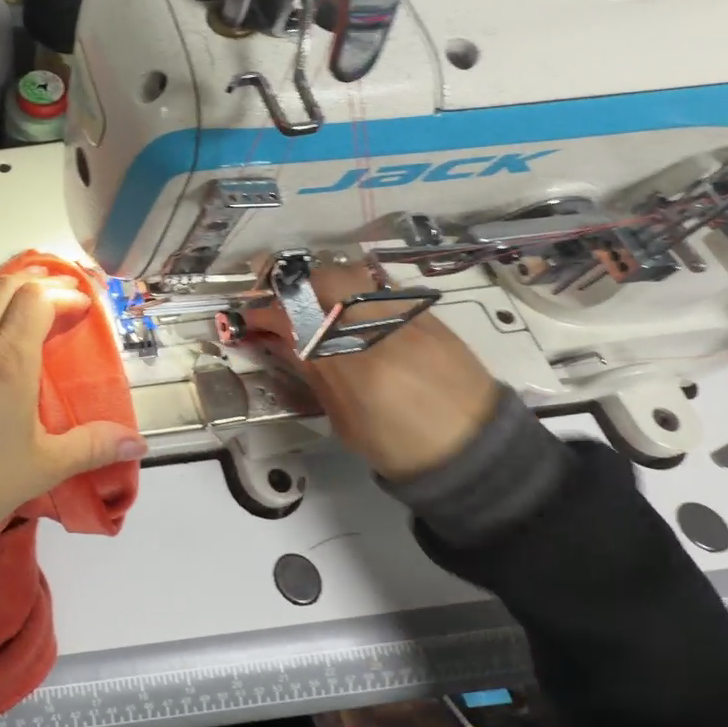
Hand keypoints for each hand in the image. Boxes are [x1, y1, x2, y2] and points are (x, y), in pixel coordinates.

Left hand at [0, 269, 148, 527]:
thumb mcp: (45, 464)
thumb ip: (93, 446)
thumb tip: (139, 443)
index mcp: (12, 358)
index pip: (39, 302)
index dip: (64, 295)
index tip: (82, 304)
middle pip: (8, 287)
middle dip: (37, 282)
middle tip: (58, 289)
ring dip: (3, 285)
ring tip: (21, 289)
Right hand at [247, 261, 498, 479]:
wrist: (478, 452)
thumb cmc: (402, 448)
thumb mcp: (345, 420)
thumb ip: (313, 372)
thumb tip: (279, 338)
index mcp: (357, 368)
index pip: (296, 320)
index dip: (264, 315)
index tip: (249, 320)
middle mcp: (382, 331)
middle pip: (323, 281)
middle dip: (291, 287)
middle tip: (279, 305)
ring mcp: (409, 317)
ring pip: (353, 275)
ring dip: (322, 284)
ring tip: (313, 305)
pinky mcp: (429, 314)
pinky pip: (381, 285)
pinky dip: (355, 290)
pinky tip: (351, 310)